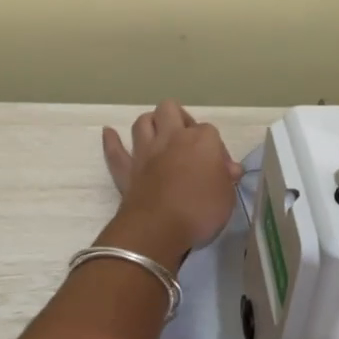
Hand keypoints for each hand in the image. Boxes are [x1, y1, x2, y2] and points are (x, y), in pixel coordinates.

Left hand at [101, 102, 242, 264]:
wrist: (160, 228)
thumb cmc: (201, 211)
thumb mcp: (227, 197)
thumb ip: (226, 178)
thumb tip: (228, 169)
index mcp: (202, 140)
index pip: (211, 132)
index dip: (216, 150)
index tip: (219, 172)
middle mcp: (172, 137)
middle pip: (170, 109)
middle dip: (178, 119)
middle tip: (187, 141)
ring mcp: (146, 151)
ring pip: (142, 122)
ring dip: (150, 125)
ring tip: (158, 137)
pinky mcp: (127, 169)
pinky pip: (115, 150)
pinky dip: (112, 141)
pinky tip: (109, 133)